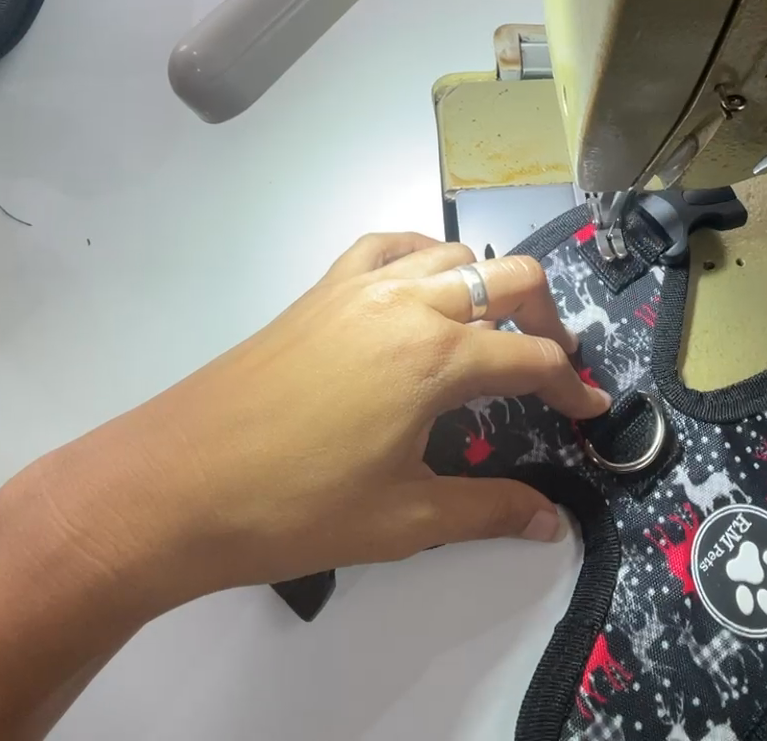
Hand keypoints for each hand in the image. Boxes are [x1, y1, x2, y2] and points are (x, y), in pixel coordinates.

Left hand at [12, 233, 610, 613]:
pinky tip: (423, 288)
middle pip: (514, 279)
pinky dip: (424, 257)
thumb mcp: (404, 520)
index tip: (591, 410)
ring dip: (491, 287)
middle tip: (551, 366)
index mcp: (438, 357)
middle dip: (550, 320)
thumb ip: (489, 510)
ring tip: (491, 332)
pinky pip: (390, 245)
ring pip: (457, 255)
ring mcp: (364, 285)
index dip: (574, 388)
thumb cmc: (295, 508)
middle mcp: (412, 302)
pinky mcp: (325, 286)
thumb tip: (552, 521)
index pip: (535, 360)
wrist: (175, 484)